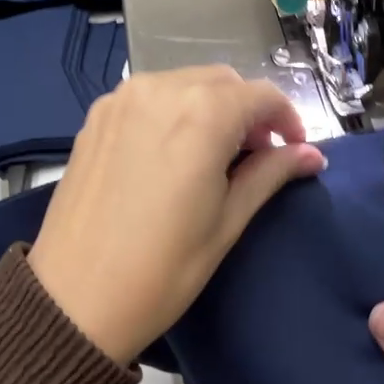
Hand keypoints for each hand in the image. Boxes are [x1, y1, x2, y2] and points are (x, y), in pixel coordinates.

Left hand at [29, 65, 326, 363]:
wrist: (72, 301)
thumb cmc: (163, 269)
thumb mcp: (228, 222)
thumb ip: (271, 174)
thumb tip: (311, 155)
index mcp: (202, 113)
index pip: (262, 95)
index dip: (288, 119)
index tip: (295, 150)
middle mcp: (161, 89)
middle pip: (224, 82)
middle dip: (249, 111)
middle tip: (258, 155)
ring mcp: (122, 99)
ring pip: (185, 83)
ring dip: (212, 106)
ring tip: (216, 155)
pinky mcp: (97, 115)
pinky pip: (151, 96)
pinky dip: (174, 110)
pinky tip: (174, 151)